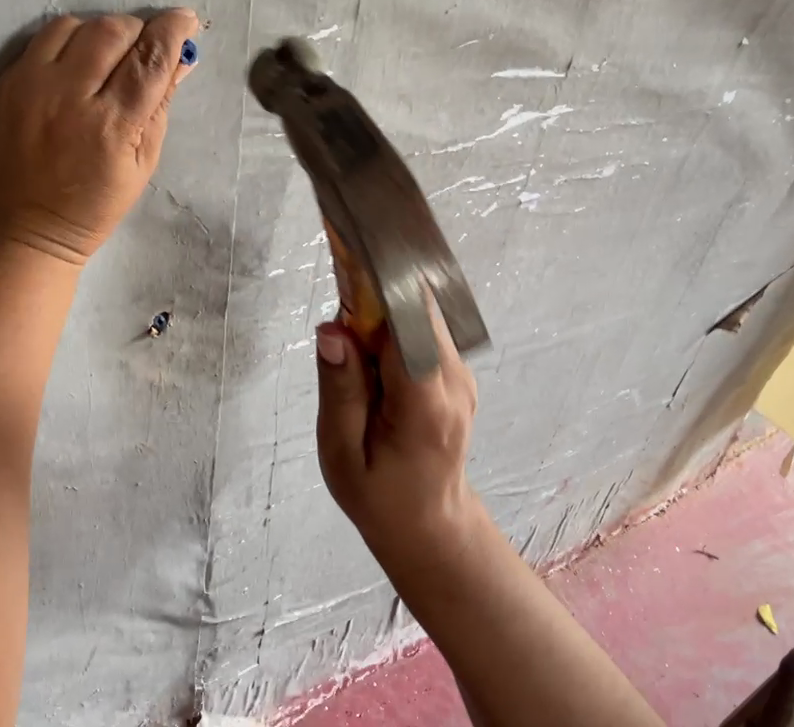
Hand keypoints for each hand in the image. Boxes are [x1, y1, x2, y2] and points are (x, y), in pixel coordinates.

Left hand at [0, 9, 200, 266]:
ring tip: (103, 59)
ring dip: (98, 33)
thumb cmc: (93, 204)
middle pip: (112, 30)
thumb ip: (160, 105)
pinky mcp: (4, 85)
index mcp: (111, 124)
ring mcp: (30, 87)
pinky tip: (71, 69)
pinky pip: (40, 41)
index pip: (151, 58)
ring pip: (73, 26)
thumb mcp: (142, 163)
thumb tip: (181, 58)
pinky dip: (64, 45)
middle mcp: (69, 97)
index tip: (186, 20)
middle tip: (142, 50)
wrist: (24, 228)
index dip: (173, 31)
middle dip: (136, 31)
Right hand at [314, 292, 485, 575]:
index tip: (345, 268)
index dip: (380, 291)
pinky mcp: (455, 373)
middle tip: (334, 319)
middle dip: (374, 300)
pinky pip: (423, 333)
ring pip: (421, 317)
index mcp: (426, 403)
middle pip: (417, 313)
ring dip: (381, 314)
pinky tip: (367, 354)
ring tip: (347, 342)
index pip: (411, 325)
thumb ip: (340, 389)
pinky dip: (392, 329)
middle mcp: (454, 380)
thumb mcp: (341, 452)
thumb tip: (332, 329)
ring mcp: (461, 375)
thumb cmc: (378, 495)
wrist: (428, 525)